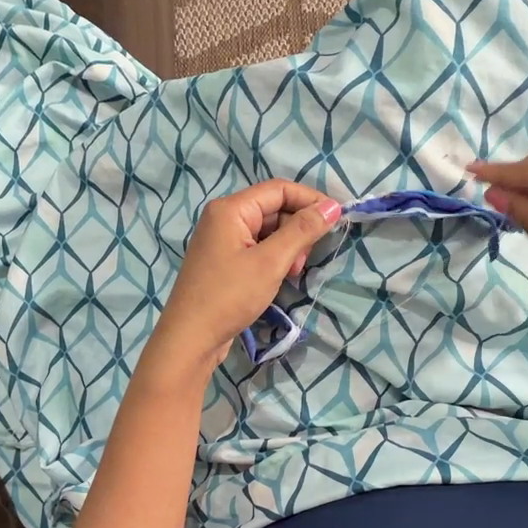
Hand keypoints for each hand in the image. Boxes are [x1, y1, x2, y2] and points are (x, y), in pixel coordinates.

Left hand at [147, 179, 341, 380]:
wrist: (190, 338)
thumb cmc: (229, 296)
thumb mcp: (270, 262)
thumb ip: (302, 231)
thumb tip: (333, 207)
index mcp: (230, 209)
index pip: (279, 189)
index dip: (310, 200)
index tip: (337, 218)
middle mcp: (223, 219)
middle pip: (273, 209)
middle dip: (296, 230)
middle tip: (305, 260)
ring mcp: (222, 242)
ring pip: (267, 232)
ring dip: (287, 247)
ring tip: (293, 273)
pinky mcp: (224, 263)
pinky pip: (256, 250)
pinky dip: (273, 259)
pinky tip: (280, 278)